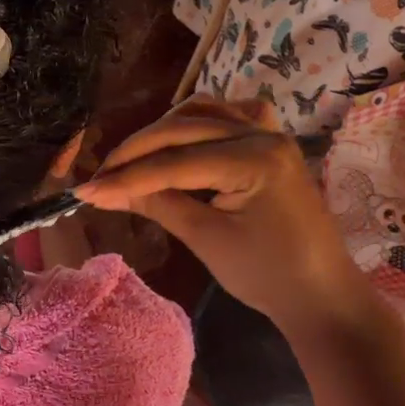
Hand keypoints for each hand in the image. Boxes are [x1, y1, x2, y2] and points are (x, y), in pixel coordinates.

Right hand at [75, 96, 363, 327]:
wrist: (321, 294)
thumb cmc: (267, 274)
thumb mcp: (205, 239)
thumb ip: (155, 204)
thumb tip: (101, 193)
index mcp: (254, 160)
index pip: (173, 162)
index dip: (125, 177)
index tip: (83, 190)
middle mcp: (263, 135)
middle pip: (183, 128)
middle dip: (136, 152)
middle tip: (99, 177)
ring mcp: (270, 134)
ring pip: (203, 112)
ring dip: (163, 130)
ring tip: (132, 158)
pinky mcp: (271, 143)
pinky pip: (228, 115)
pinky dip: (197, 121)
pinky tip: (179, 138)